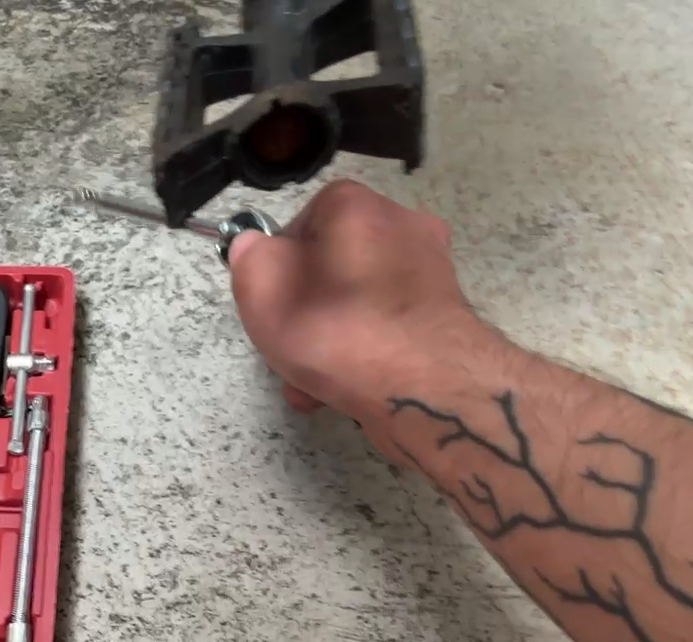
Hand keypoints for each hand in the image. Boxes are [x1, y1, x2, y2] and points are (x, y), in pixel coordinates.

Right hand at [228, 180, 485, 417]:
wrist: (416, 382)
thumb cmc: (331, 329)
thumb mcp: (260, 288)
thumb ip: (249, 256)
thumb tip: (254, 248)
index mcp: (354, 205)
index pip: (302, 222)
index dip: (278, 266)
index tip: (269, 303)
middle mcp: (400, 224)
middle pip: (331, 266)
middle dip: (304, 310)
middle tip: (287, 349)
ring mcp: (429, 269)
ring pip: (357, 301)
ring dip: (329, 338)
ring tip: (311, 382)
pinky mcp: (443, 312)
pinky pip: (385, 325)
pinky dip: (364, 350)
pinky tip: (346, 384)